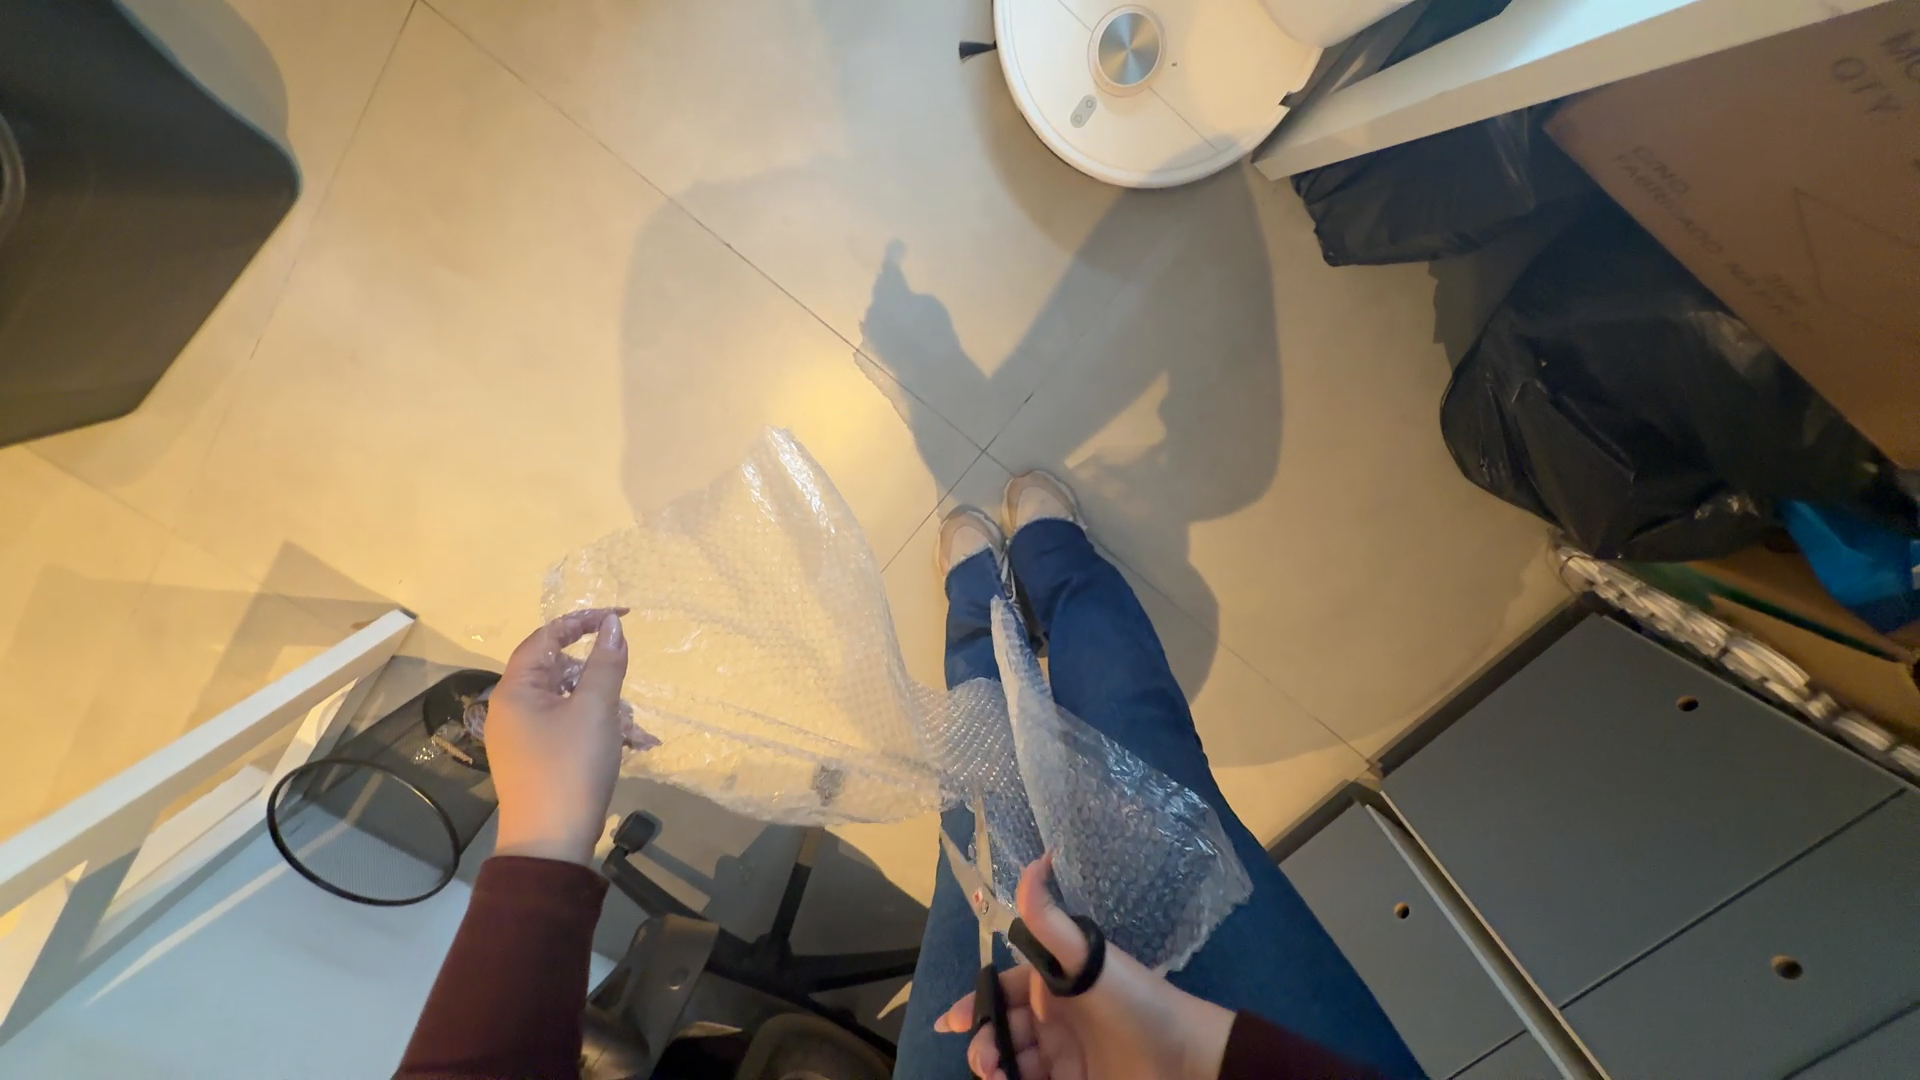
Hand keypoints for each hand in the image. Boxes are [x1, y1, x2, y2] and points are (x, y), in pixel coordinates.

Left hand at [486, 609, 628, 865]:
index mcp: (515, 690)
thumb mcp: (596, 709)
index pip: (545, 638)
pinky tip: (632, 744)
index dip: (582, 621)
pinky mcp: (537, 756)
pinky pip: (571, 725)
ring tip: (633, 729)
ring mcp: (523, 735)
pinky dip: (600, 727)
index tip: (621, 617)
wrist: (551, 842)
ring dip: (607, 705)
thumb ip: (606, 662)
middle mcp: (511, 708)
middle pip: (559, 669)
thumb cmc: (571, 767)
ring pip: (570, 699)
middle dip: (600, 675)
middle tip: (626, 687)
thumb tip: (613, 625)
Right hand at [936, 856, 1235, 1079]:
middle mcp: (1052, 1020)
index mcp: (1051, 985)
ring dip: (996, 1069)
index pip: (1001, 992)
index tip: (949, 1023)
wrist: (1184, 1058)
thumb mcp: (1087, 955)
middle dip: (984, 1044)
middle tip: (987, 1062)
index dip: (974, 1005)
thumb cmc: (1132, 999)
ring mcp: (1063, 1059)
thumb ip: (1050, 914)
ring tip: (998, 1077)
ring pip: (1013, 1063)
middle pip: (1002, 1031)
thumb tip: (1037, 856)